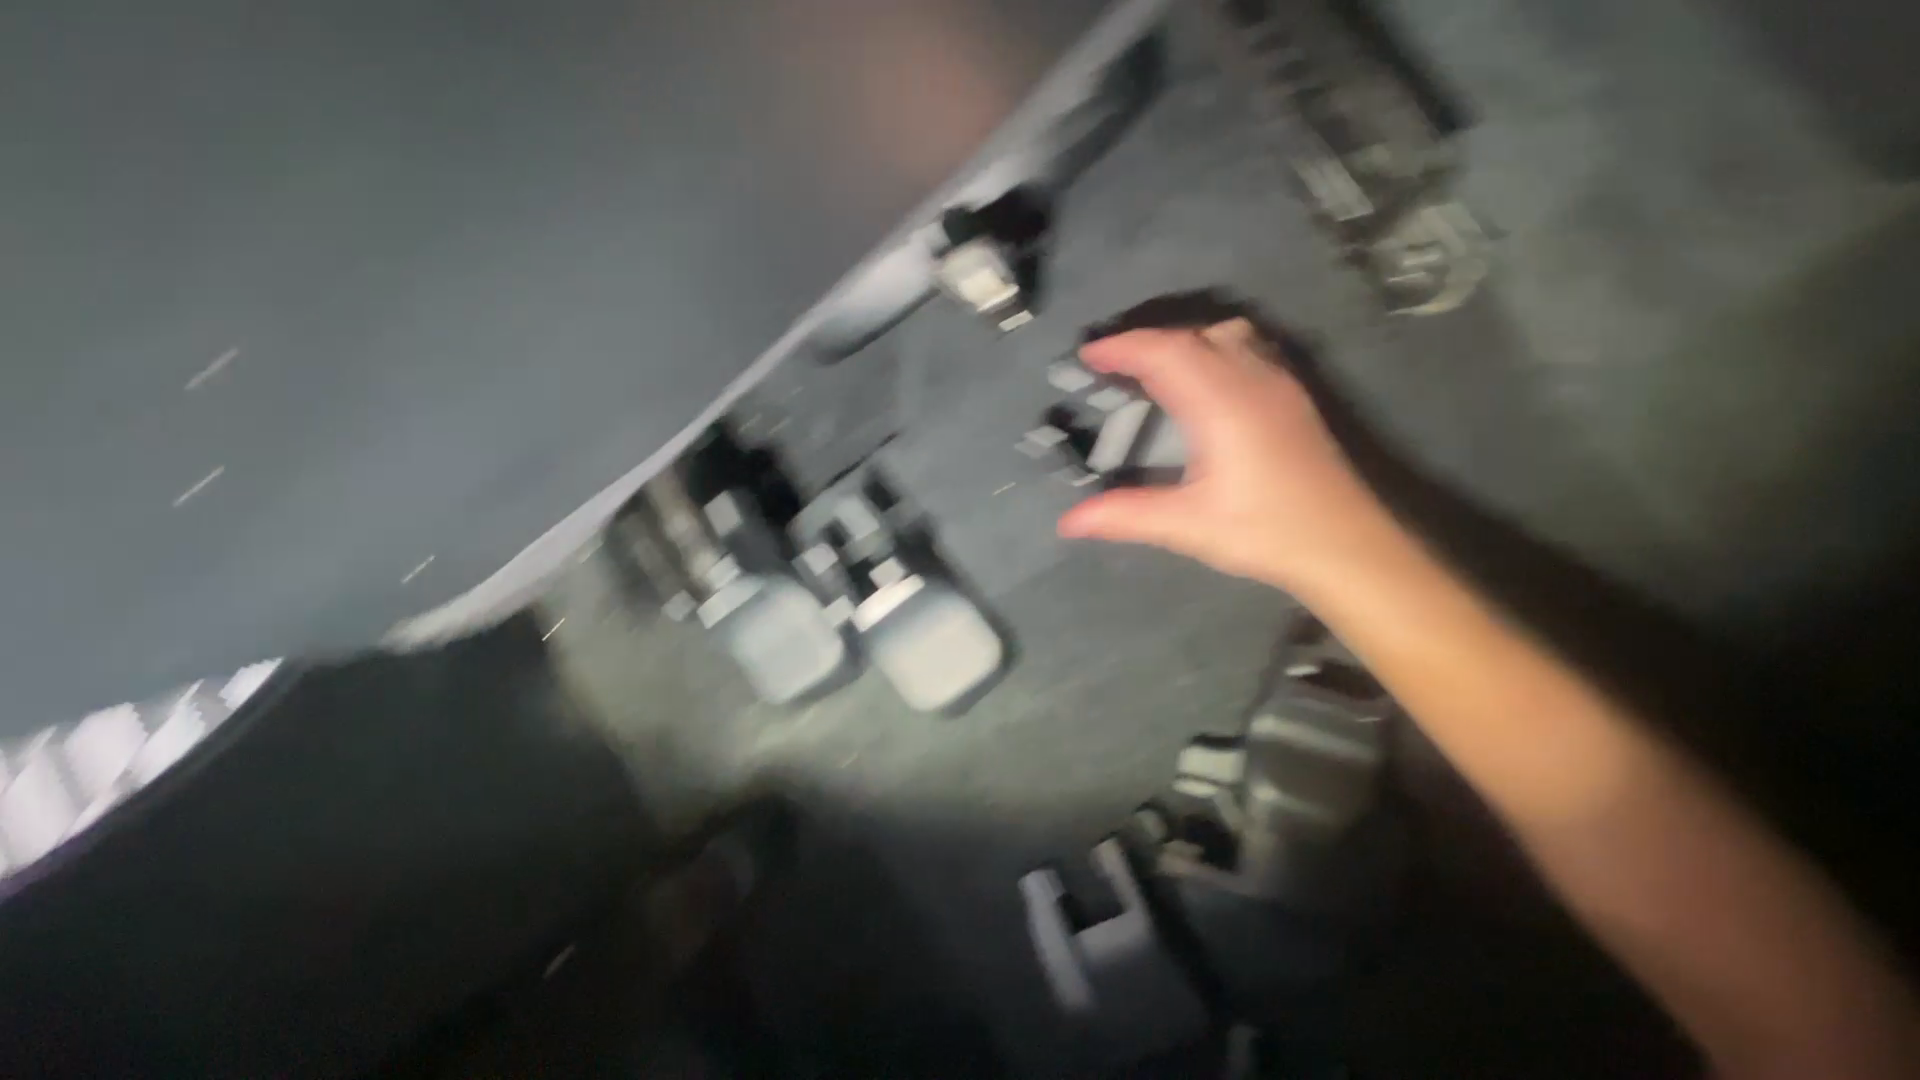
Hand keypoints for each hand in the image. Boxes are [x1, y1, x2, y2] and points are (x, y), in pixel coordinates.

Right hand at [1057, 319, 1400, 591]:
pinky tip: (1205, 380)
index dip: (1122, 347)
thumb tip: (1068, 522)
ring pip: (1225, 335)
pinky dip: (1212, 348)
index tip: (1087, 355)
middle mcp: (1251, 380)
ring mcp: (1279, 384)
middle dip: (1145, 342)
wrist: (1346, 545)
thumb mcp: (1188, 526)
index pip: (1165, 352)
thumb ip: (1125, 516)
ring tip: (1153, 368)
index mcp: (1221, 403)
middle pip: (1191, 337)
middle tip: (1108, 365)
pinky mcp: (1294, 396)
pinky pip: (1248, 348)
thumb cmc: (1266, 532)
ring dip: (1183, 341)